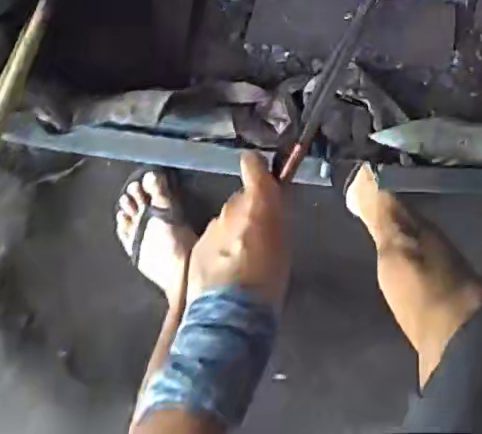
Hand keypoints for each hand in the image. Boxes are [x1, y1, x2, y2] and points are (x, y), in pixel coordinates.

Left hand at [187, 151, 290, 306]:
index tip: (258, 166)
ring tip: (241, 259)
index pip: (253, 166)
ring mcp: (210, 229)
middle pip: (240, 199)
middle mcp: (231, 209)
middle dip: (248, 211)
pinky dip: (218, 249)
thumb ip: (277, 216)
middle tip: (258, 233)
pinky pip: (211, 240)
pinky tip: (225, 271)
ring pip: (224, 221)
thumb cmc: (269, 278)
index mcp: (258, 202)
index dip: (255, 165)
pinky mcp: (195, 249)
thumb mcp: (285, 241)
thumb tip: (274, 202)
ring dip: (232, 232)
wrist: (229, 316)